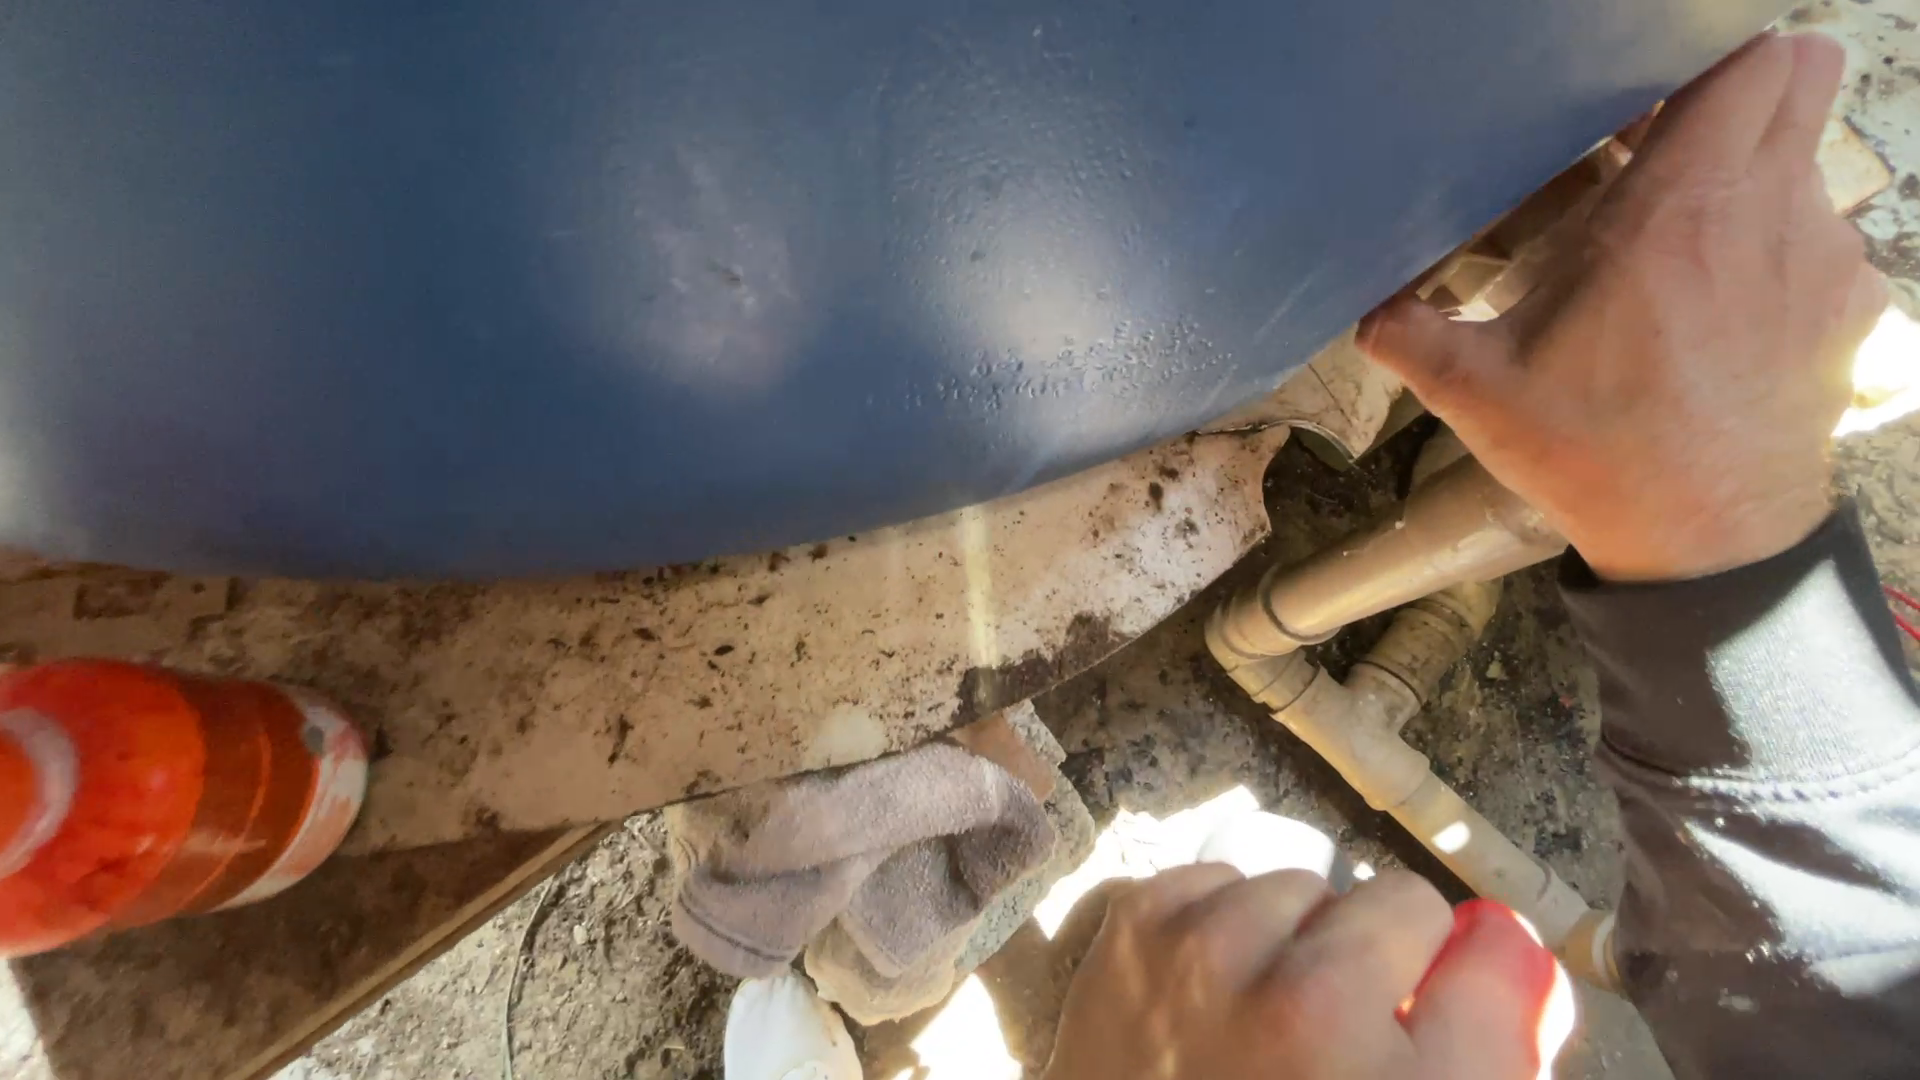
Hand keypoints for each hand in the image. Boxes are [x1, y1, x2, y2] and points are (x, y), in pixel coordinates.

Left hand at [1042, 866, 1573, 1079]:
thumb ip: (1486, 1045)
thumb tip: (1500, 943)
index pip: (1485, 949)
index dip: (1463, 971)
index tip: (1434, 989)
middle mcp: (1303, 998)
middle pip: (1391, 899)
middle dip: (1377, 956)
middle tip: (1335, 1029)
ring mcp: (1203, 948)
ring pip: (1295, 884)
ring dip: (1293, 936)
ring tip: (1262, 1014)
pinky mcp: (1134, 921)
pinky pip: (1218, 877)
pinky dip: (1221, 920)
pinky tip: (1203, 985)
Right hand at [1358, 33, 1886, 581]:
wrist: (1700, 531)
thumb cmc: (1582, 445)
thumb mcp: (1469, 392)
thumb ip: (1405, 335)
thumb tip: (1364, 310)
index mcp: (1673, 214)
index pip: (1751, 62)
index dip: (1696, 67)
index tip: (1631, 113)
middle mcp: (1769, 212)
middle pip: (1800, 79)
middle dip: (1727, 99)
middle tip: (1647, 161)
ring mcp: (1824, 257)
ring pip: (1799, 165)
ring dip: (1736, 186)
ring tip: (1662, 262)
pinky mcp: (1850, 305)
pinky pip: (1811, 239)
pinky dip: (1762, 252)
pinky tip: (1705, 320)